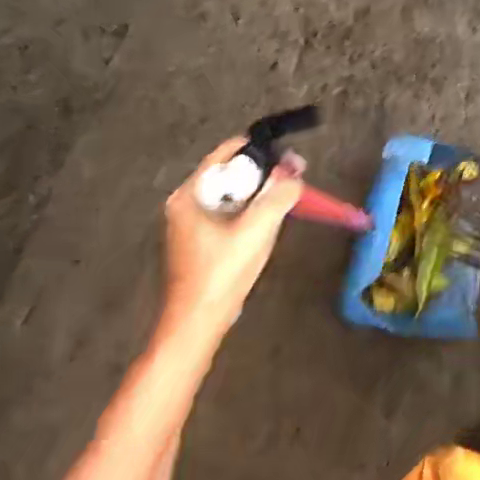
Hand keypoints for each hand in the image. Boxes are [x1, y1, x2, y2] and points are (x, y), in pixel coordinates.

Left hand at [161, 138, 303, 338]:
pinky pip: (226, 215)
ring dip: (257, 197)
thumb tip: (294, 173)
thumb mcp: (256, 231)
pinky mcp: (197, 243)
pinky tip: (264, 226)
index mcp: (190, 194)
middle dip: (262, 176)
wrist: (195, 328)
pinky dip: (246, 214)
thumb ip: (278, 196)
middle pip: (229, 175)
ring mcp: (189, 225)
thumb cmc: (221, 276)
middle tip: (292, 180)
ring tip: (283, 201)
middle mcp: (185, 203)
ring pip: (230, 196)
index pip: (225, 154)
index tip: (287, 159)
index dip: (258, 152)